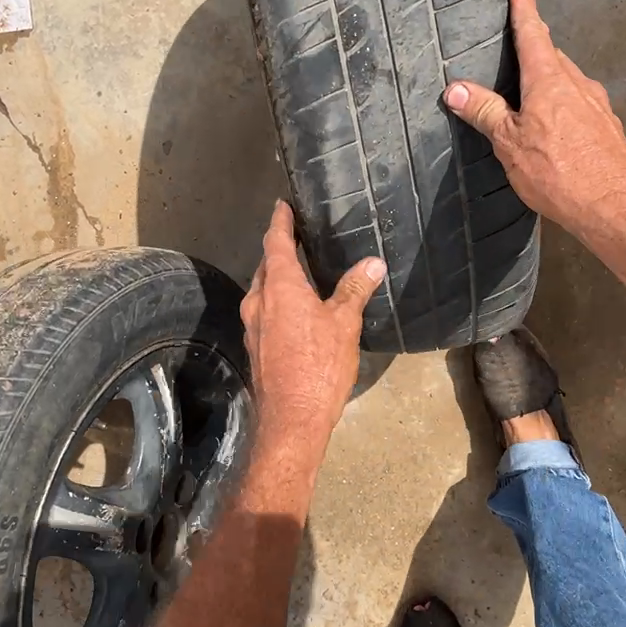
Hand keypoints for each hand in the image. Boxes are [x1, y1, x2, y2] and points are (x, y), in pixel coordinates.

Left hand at [240, 201, 385, 442]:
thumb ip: (354, 290)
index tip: (282, 206)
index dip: (280, 222)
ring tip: (298, 271)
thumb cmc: (319, 366)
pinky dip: (277, 301)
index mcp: (279, 287)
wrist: (291, 421)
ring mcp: (253, 326)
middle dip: (278, 249)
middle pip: (266, 265)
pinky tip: (293, 310)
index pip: (276, 242)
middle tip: (296, 236)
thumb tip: (372, 263)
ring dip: (276, 276)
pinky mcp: (256, 347)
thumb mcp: (344, 324)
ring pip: (262, 290)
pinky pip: (264, 311)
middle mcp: (258, 301)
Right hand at [443, 0, 625, 233]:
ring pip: (568, 81)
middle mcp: (578, 85)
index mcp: (550, 81)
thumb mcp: (509, 143)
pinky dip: (564, 104)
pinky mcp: (608, 128)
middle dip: (535, 46)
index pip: (533, 34)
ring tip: (530, 92)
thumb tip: (456, 88)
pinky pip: (580, 104)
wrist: (612, 208)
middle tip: (518, 41)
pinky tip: (555, 126)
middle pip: (553, 56)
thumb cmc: (557, 173)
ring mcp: (597, 106)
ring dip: (549, 78)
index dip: (524, 8)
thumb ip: (485, 112)